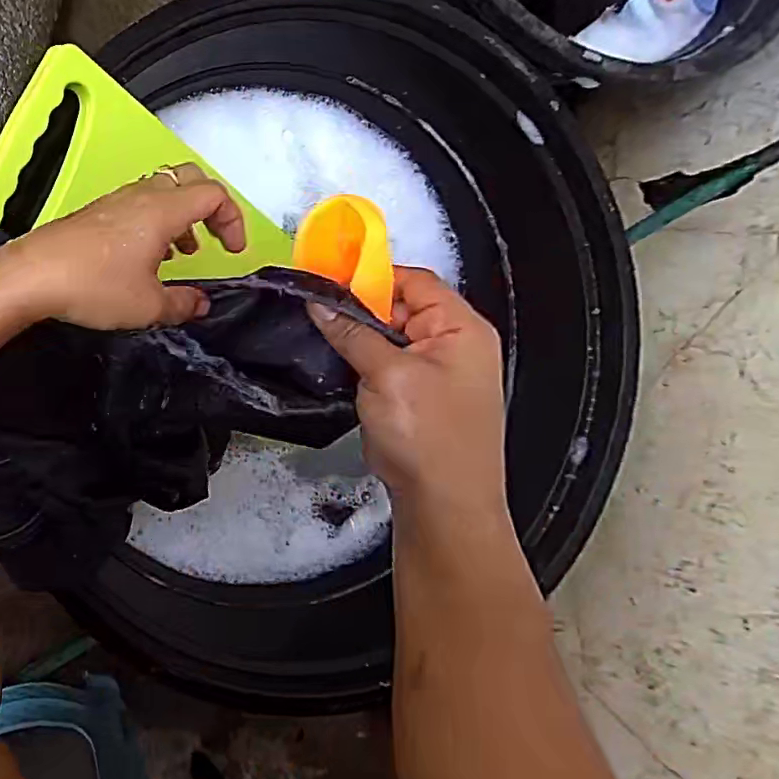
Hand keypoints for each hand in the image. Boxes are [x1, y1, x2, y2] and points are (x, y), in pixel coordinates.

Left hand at [0, 163, 247, 329]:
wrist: (30, 277)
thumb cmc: (88, 284)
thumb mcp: (147, 306)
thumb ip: (182, 304)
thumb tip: (198, 304)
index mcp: (162, 210)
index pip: (213, 195)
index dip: (232, 220)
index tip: (233, 248)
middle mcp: (139, 196)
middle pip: (189, 180)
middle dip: (209, 208)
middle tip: (213, 236)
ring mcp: (114, 201)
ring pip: (160, 192)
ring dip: (179, 216)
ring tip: (181, 251)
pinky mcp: (94, 213)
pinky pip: (135, 205)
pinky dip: (152, 222)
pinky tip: (144, 256)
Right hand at [307, 268, 505, 511]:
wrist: (441, 501)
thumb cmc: (427, 435)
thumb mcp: (386, 374)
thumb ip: (352, 333)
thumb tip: (319, 304)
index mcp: (461, 328)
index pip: (413, 281)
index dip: (372, 277)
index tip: (328, 281)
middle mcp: (451, 343)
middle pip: (398, 306)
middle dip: (358, 308)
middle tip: (318, 311)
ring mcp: (431, 368)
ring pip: (385, 334)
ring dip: (355, 335)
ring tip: (321, 334)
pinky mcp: (411, 391)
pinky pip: (381, 360)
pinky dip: (358, 357)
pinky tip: (333, 358)